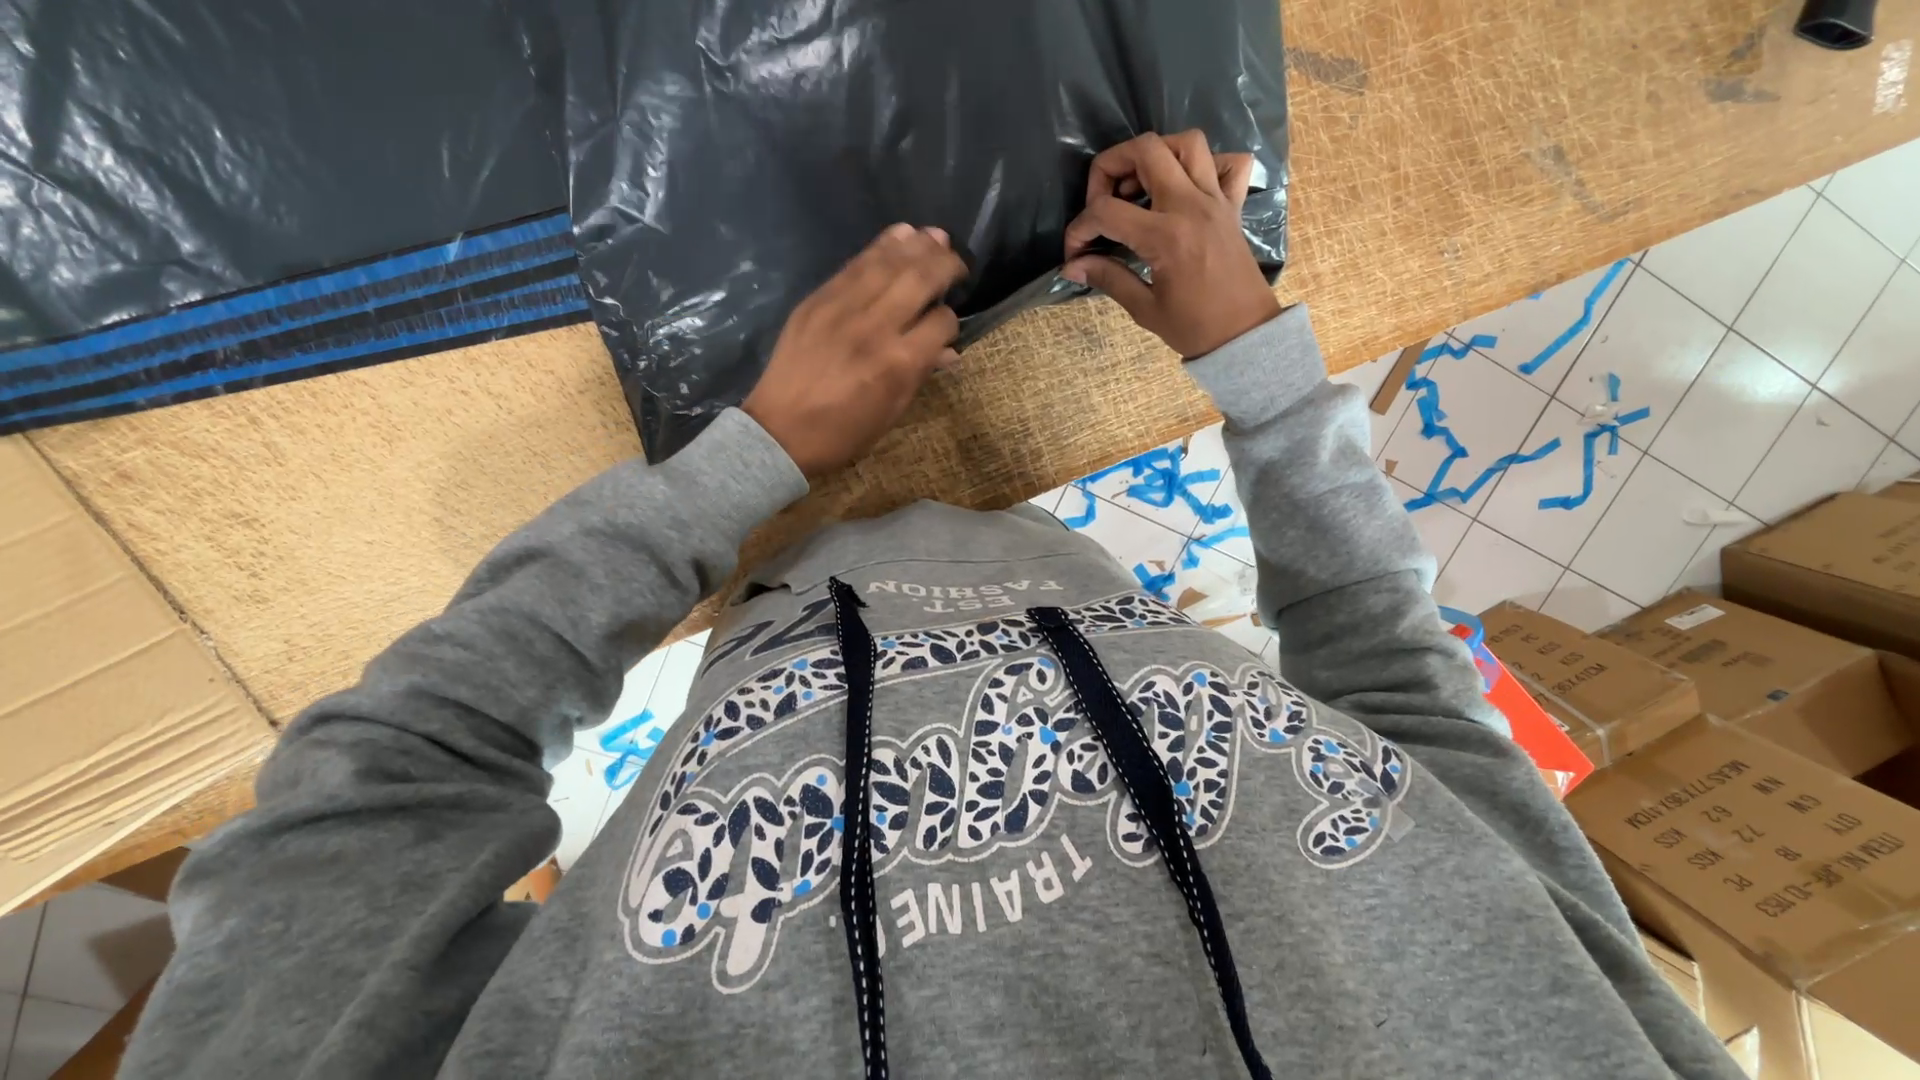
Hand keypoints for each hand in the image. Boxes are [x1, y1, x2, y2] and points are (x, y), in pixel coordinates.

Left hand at [744, 224, 967, 476]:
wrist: (779, 432)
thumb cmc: (842, 432)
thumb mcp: (891, 412)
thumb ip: (921, 373)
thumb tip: (948, 349)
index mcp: (898, 363)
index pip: (941, 321)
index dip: (951, 320)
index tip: (946, 325)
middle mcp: (874, 327)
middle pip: (920, 279)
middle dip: (946, 265)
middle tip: (957, 261)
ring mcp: (843, 308)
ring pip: (888, 263)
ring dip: (917, 245)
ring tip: (936, 236)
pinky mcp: (818, 300)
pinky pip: (855, 265)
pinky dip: (881, 247)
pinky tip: (900, 235)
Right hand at [1062, 131, 1279, 357]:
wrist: (1245, 335)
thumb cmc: (1194, 327)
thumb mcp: (1144, 308)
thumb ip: (1108, 277)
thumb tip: (1072, 266)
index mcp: (1165, 236)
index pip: (1106, 211)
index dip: (1079, 229)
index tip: (1075, 253)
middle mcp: (1191, 206)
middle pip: (1147, 150)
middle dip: (1110, 166)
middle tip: (1102, 199)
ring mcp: (1216, 200)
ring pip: (1187, 144)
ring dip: (1156, 154)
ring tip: (1139, 185)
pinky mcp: (1233, 205)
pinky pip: (1229, 163)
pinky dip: (1207, 164)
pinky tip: (1186, 188)